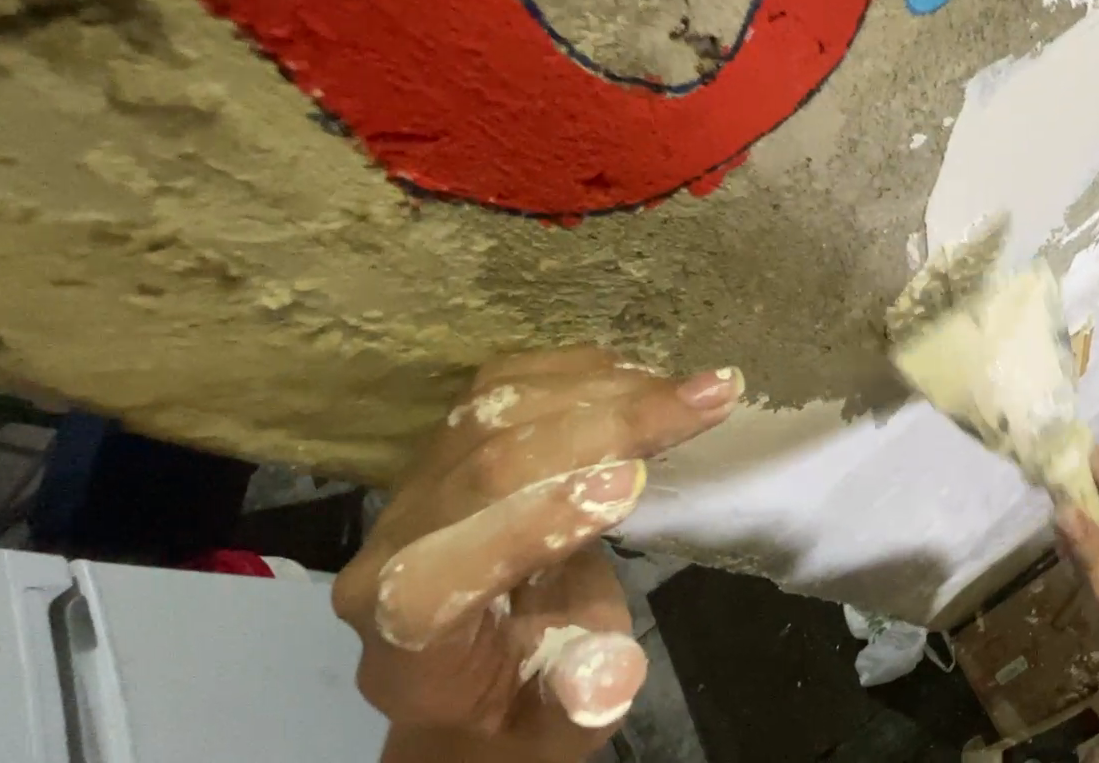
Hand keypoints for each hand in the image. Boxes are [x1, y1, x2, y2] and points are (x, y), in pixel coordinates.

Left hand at [332, 346, 742, 762]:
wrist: (481, 655)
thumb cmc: (520, 698)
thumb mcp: (556, 731)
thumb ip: (577, 704)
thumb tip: (610, 676)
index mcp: (404, 633)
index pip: (446, 572)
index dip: (535, 522)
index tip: (635, 481)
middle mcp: (394, 542)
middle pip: (491, 465)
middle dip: (608, 428)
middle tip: (704, 402)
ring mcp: (420, 478)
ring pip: (501, 408)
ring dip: (610, 389)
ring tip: (691, 388)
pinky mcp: (452, 436)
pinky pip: (509, 381)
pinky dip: (585, 371)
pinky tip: (645, 377)